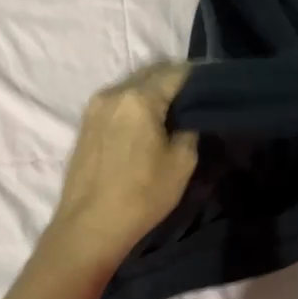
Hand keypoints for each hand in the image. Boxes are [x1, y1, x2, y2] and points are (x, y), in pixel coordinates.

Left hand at [46, 62, 199, 262]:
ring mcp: (94, 107)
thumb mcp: (182, 163)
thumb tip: (187, 118)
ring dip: (153, 94)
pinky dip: (135, 106)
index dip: (198, 78)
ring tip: (171, 115)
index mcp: (139, 98)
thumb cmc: (141, 195)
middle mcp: (113, 93)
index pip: (176, 72)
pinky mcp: (85, 123)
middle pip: (151, 74)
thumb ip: (189, 129)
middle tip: (195, 103)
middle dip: (174, 82)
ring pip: (132, 86)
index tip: (212, 91)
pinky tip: (146, 126)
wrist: (89, 226)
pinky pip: (118, 102)